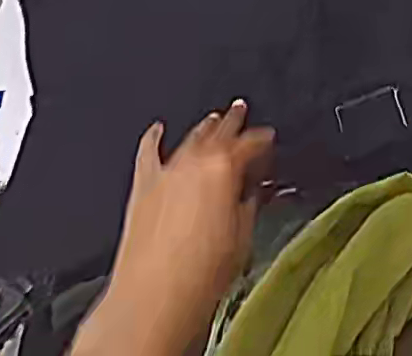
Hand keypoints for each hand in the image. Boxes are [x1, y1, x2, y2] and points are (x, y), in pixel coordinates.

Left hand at [74, 101, 274, 355]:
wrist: (152, 300)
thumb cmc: (198, 277)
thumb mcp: (242, 238)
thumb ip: (248, 205)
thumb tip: (250, 195)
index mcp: (225, 168)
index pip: (251, 142)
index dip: (262, 139)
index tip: (267, 138)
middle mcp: (196, 160)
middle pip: (220, 130)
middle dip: (234, 119)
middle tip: (241, 110)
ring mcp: (168, 170)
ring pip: (190, 137)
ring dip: (204, 127)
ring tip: (213, 119)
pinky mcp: (143, 184)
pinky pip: (148, 150)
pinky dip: (153, 137)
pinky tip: (156, 129)